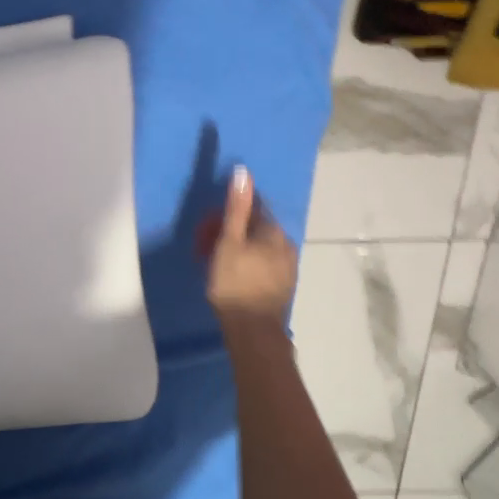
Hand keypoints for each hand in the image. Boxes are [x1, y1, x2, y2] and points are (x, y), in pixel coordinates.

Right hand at [205, 166, 297, 324]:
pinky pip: (265, 264)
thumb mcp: (228, 242)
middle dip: (236, 231)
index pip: (255, 208)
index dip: (232, 211)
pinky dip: (250, 263)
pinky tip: (237, 276)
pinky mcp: (284, 284)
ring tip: (221, 262)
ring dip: (243, 248)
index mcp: (273, 231)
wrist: (252, 327)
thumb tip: (243, 172)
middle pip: (259, 228)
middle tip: (210, 245)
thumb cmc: (234, 282)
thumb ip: (236, 209)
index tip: (212, 223)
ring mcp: (288, 265)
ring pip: (262, 247)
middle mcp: (286, 243)